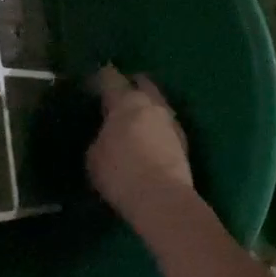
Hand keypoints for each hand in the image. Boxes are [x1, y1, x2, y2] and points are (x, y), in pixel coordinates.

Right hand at [88, 65, 196, 223]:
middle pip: (143, 82)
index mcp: (125, 101)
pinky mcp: (184, 143)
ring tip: (135, 118)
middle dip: (131, 84)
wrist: (162, 199)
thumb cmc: (120, 172)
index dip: (99, 77)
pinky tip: (149, 138)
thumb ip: (100, 137)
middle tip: (119, 94)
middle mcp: (152, 104)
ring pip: (158, 103)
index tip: (92, 82)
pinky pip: (166, 125)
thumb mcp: (94, 155)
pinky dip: (156, 127)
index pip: (110, 77)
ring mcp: (171, 122)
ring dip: (147, 106)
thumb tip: (107, 136)